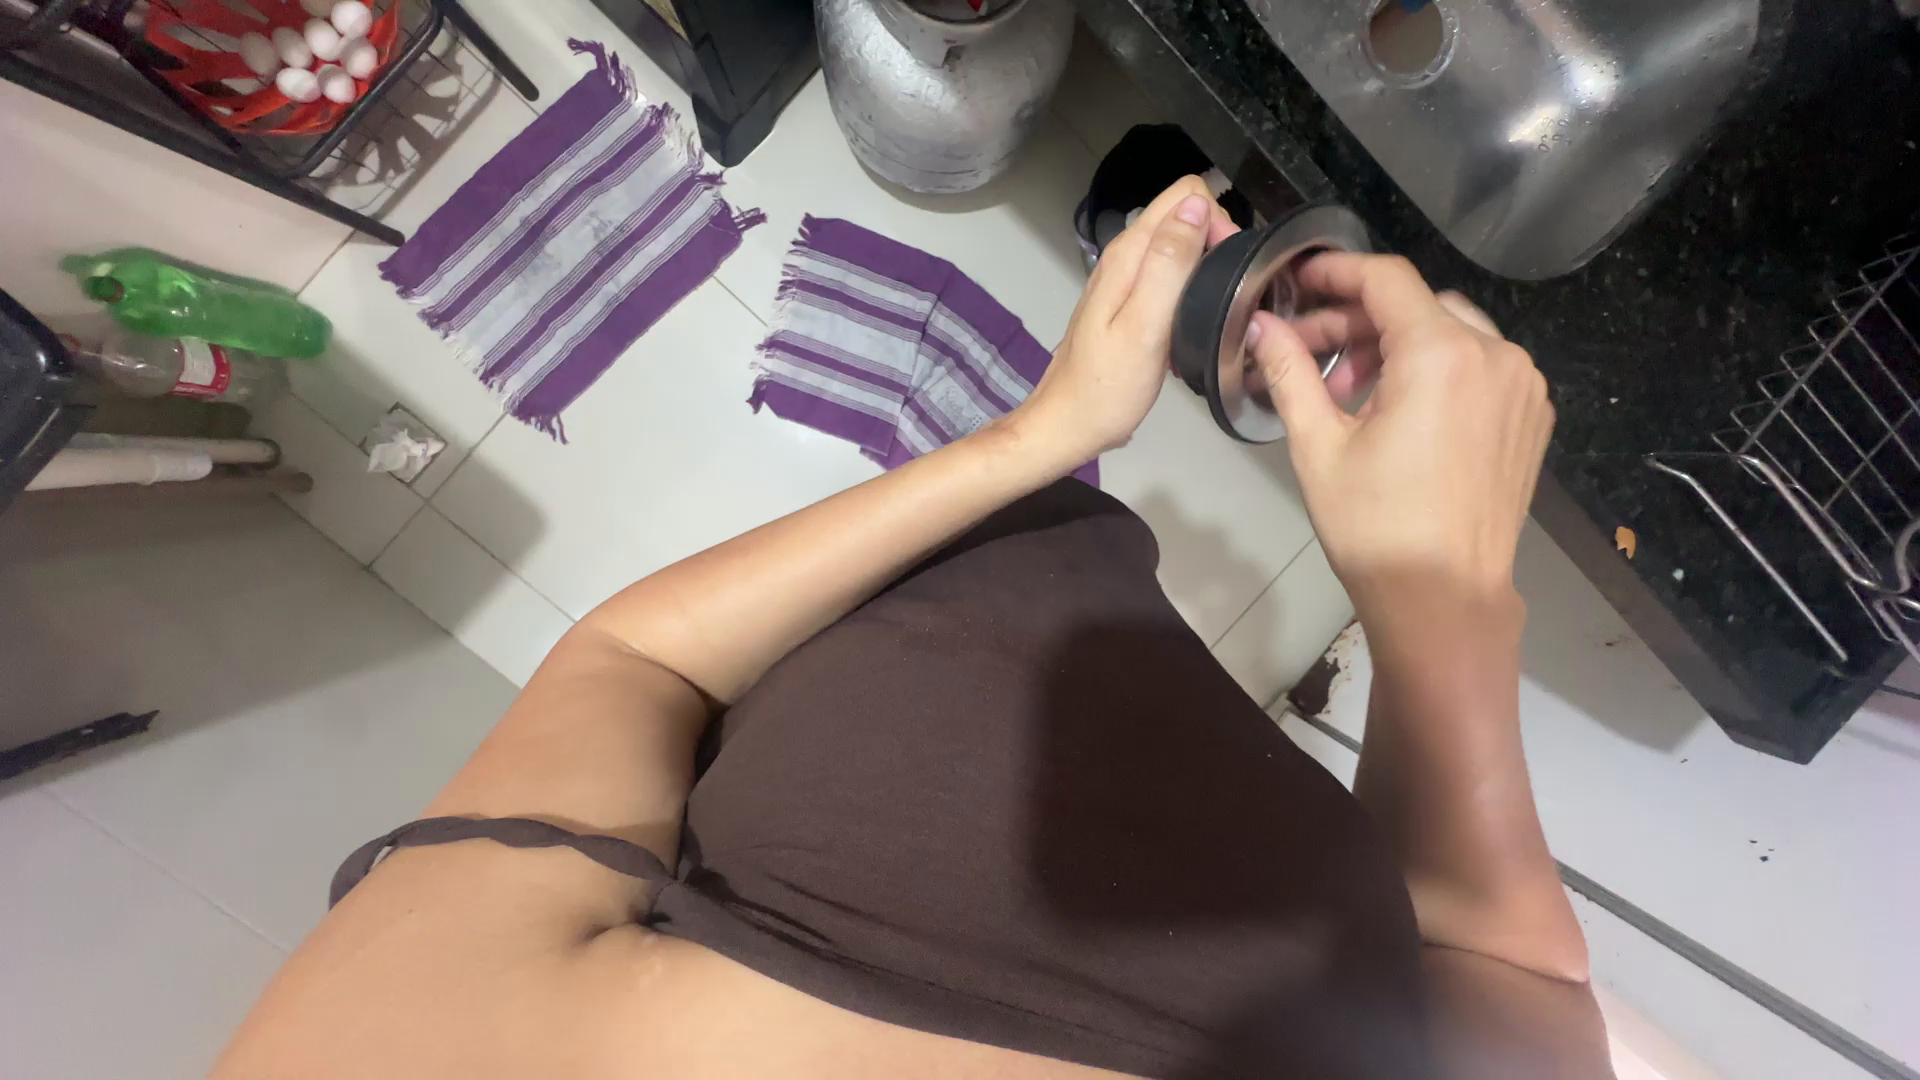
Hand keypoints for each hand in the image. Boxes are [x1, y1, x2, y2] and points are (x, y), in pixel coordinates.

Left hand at [1004, 176, 1236, 465]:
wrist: (1068, 425)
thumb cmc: (1107, 388)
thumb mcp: (1145, 326)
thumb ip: (1169, 264)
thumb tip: (1196, 207)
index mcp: (1127, 255)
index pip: (1185, 195)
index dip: (1216, 221)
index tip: (1227, 269)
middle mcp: (1123, 259)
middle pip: (1183, 218)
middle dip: (1214, 244)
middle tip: (1221, 297)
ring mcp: (1122, 283)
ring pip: (1178, 251)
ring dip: (1202, 273)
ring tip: (1207, 316)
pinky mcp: (1126, 307)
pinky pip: (1167, 282)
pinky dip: (1186, 297)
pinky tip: (1186, 331)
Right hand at [1247, 253, 1552, 615]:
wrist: (1442, 594)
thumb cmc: (1371, 524)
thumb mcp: (1317, 445)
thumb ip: (1290, 373)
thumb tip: (1260, 326)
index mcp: (1441, 356)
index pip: (1387, 279)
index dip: (1337, 272)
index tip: (1299, 281)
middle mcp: (1496, 356)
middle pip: (1418, 305)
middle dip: (1358, 319)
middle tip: (1307, 353)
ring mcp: (1522, 386)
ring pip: (1451, 333)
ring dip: (1394, 344)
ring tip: (1348, 390)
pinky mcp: (1530, 414)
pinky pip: (1478, 365)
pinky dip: (1432, 368)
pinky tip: (1395, 409)